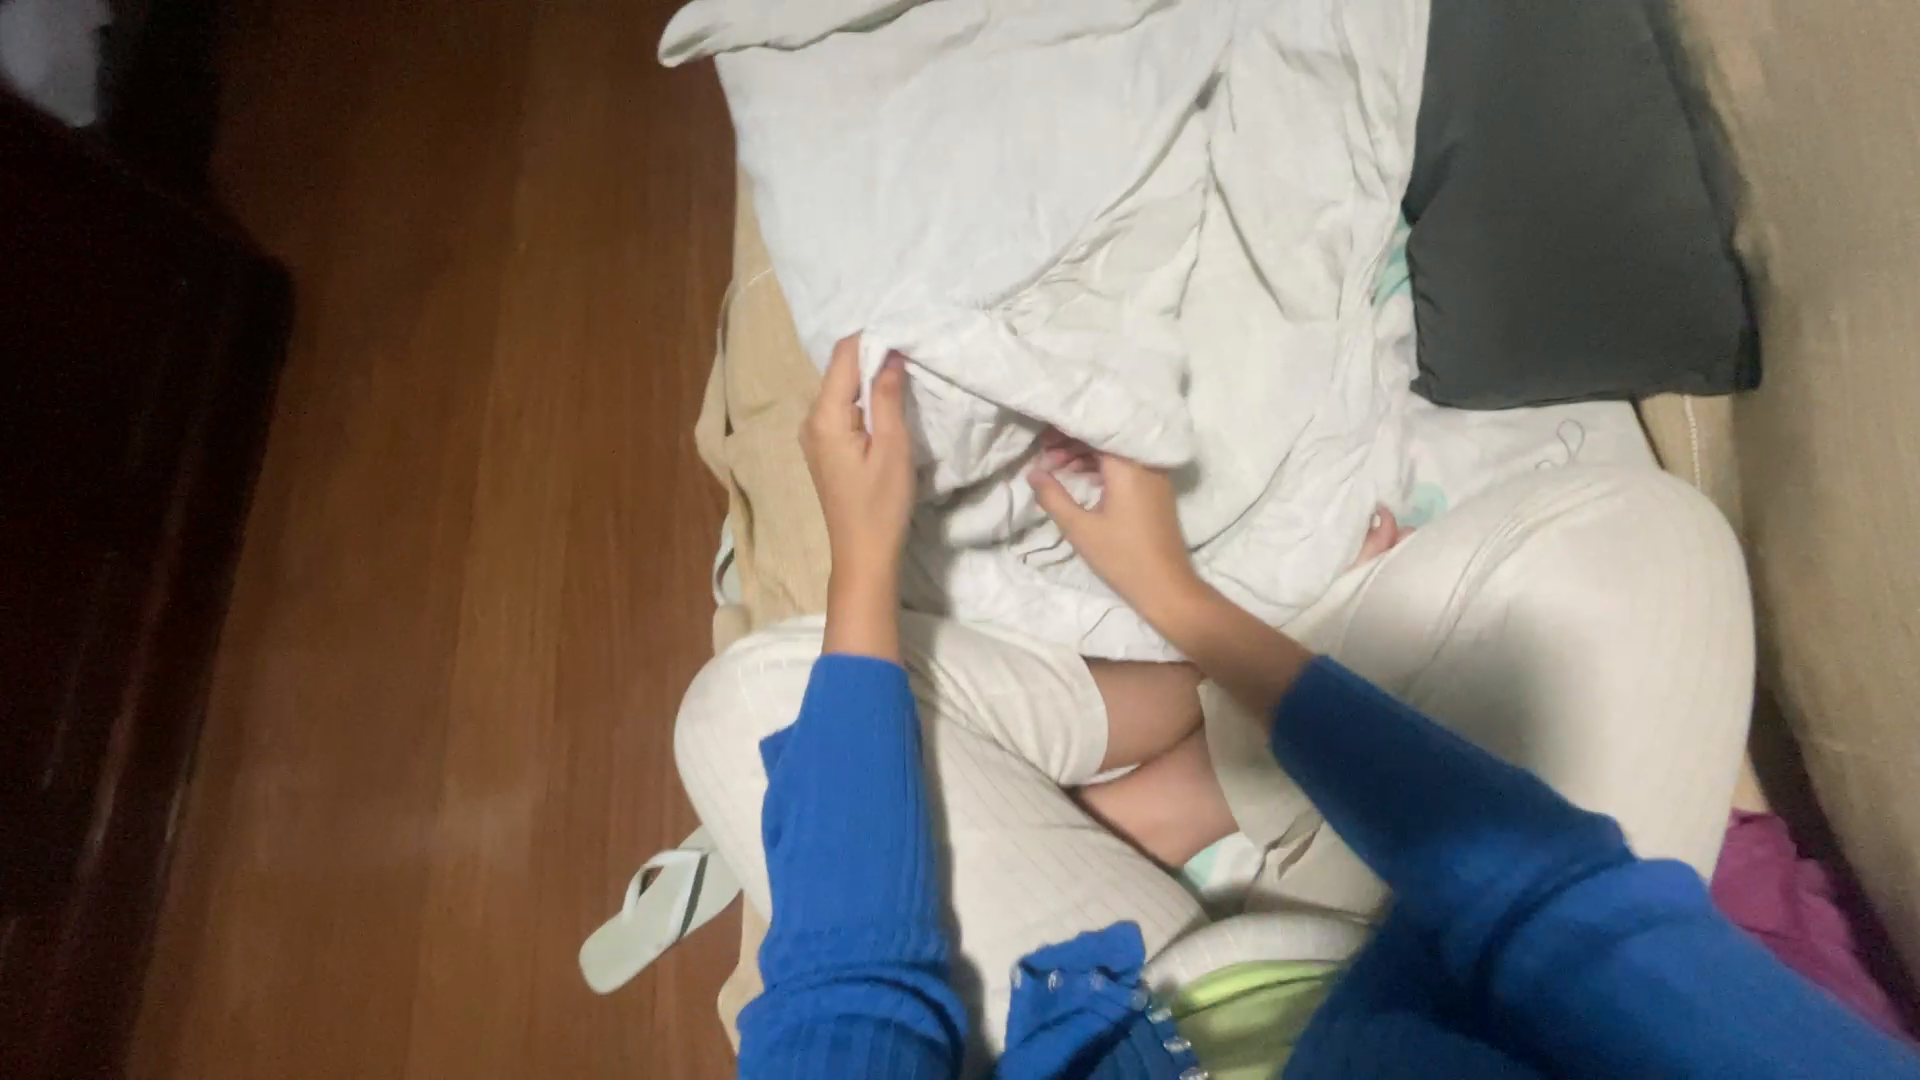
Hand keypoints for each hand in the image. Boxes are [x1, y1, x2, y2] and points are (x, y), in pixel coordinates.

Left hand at [803, 334, 914, 657]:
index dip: (872, 339)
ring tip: (904, 376)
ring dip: (870, 380)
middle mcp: (811, 420)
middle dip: (873, 357)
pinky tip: (887, 406)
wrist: (863, 554)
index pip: (843, 356)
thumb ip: (888, 397)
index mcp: (824, 416)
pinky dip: (864, 401)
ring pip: (842, 390)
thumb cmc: (881, 504)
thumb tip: (891, 353)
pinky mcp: (824, 449)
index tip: (906, 334)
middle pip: (840, 371)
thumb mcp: (892, 447)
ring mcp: (814, 436)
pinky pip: (842, 410)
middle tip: (911, 353)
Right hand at [1033, 433, 1313, 710]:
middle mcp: (1146, 461)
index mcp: (1128, 464)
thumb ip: (1053, 496)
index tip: (1041, 437)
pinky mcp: (1156, 488)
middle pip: (1106, 436)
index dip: (1065, 429)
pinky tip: (1080, 478)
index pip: (1095, 429)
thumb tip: (1033, 471)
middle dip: (1073, 440)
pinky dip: (1102, 466)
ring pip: (1115, 450)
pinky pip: (1126, 463)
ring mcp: (1155, 474)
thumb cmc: (1122, 557)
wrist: (1166, 586)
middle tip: (1045, 454)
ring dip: (1086, 454)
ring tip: (1057, 467)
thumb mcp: (1079, 528)